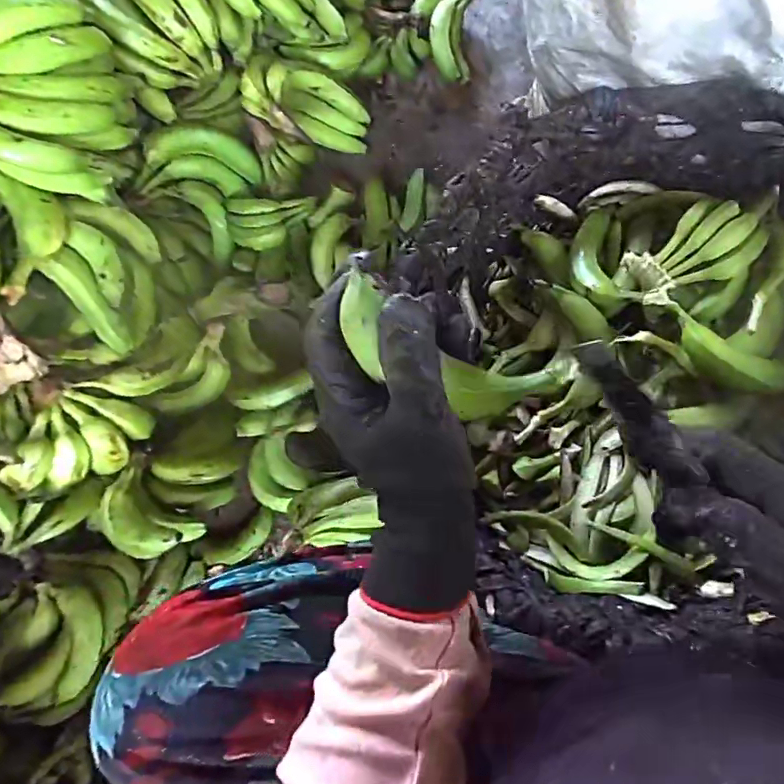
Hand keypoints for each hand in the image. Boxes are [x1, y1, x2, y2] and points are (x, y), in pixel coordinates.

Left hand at [306, 273, 476, 614]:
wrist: (439, 517)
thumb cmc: (423, 470)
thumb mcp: (417, 411)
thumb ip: (407, 356)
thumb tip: (401, 301)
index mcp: (340, 391)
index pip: (323, 329)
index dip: (338, 293)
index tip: (367, 266)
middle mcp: (354, 386)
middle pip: (358, 327)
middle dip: (390, 301)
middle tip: (421, 280)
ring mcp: (381, 392)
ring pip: (391, 339)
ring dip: (421, 320)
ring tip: (450, 312)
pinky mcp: (406, 396)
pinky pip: (416, 356)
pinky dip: (436, 341)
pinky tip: (460, 336)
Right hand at [668, 430, 783, 783]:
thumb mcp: (775, 561)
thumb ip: (726, 522)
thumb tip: (677, 495)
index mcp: (780, 484)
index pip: (718, 446)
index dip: (679, 445)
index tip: (641, 455)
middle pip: (724, 462)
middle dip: (683, 470)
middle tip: (648, 491)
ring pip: (733, 486)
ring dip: (699, 494)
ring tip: (667, 515)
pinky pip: (746, 509)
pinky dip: (718, 514)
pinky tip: (704, 538)